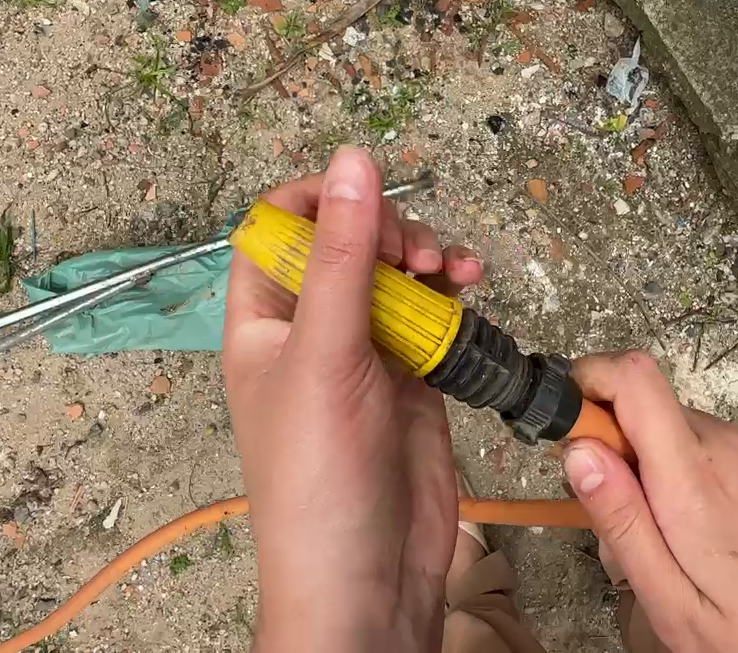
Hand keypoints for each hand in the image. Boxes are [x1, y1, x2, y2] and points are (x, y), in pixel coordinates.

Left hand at [222, 149, 485, 651]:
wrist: (373, 578)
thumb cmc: (323, 472)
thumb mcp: (327, 353)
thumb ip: (344, 254)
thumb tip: (354, 158)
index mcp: (266, 317)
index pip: (279, 227)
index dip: (318, 199)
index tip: (364, 200)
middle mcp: (315, 324)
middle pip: (348, 238)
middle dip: (385, 228)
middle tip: (412, 254)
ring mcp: (367, 344)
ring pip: (397, 267)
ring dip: (427, 252)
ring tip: (448, 268)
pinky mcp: (413, 365)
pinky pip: (432, 304)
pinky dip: (453, 287)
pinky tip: (470, 284)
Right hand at [563, 351, 737, 652]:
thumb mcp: (673, 600)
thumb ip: (621, 519)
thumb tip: (575, 448)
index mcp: (689, 470)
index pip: (631, 372)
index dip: (586, 380)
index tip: (567, 431)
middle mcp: (714, 438)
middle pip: (638, 394)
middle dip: (604, 434)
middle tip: (608, 508)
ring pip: (660, 420)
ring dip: (636, 455)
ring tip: (655, 531)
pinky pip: (689, 438)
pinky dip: (667, 465)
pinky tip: (689, 528)